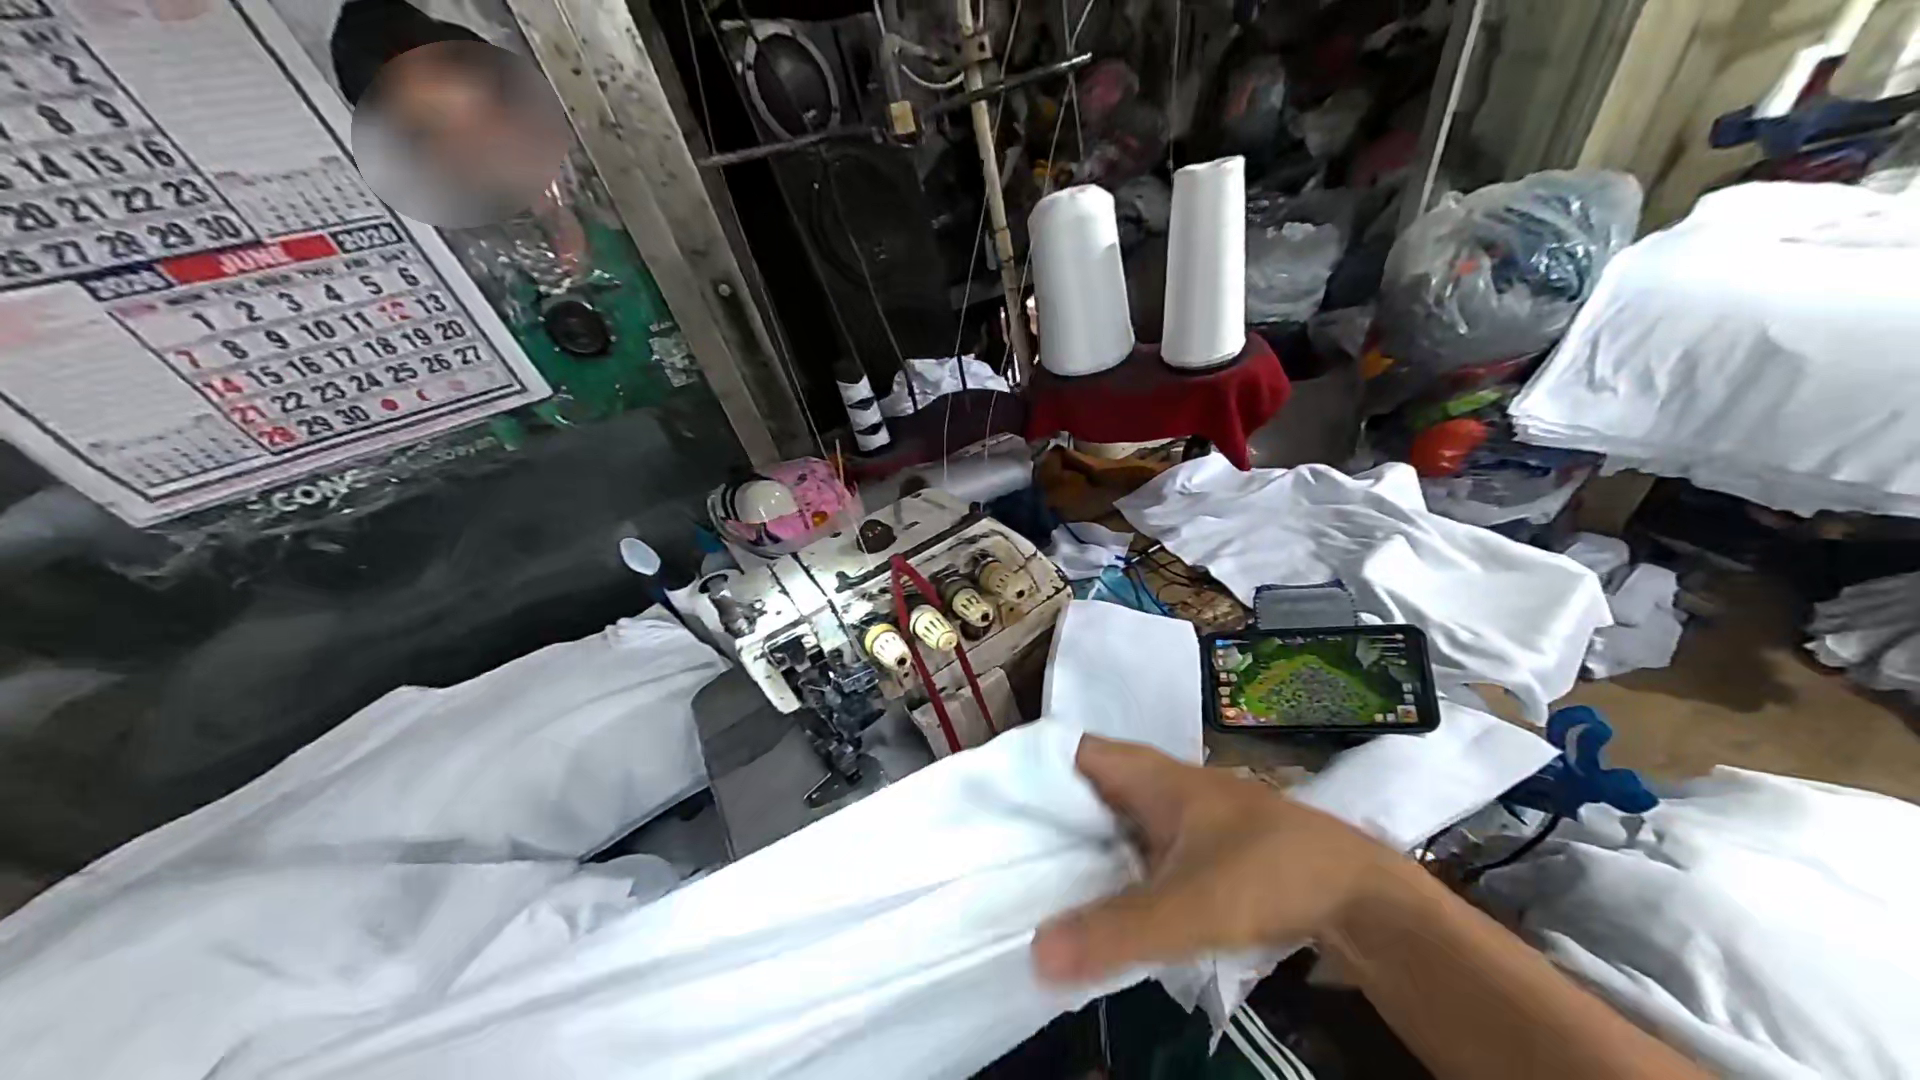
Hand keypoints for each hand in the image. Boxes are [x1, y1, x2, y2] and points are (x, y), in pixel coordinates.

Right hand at [1032, 736, 1406, 982]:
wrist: (1361, 896)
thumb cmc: (1268, 876)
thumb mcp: (1186, 908)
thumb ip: (1113, 931)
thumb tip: (1034, 954)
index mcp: (1150, 776)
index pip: (1072, 751)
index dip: (1032, 766)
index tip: (994, 799)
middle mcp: (1162, 784)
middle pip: (1088, 784)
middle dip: (1049, 809)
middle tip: (1004, 843)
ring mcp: (1185, 813)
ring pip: (1115, 814)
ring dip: (1082, 837)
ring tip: (1036, 869)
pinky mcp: (1204, 842)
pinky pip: (1140, 841)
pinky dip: (1114, 859)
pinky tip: (1100, 892)